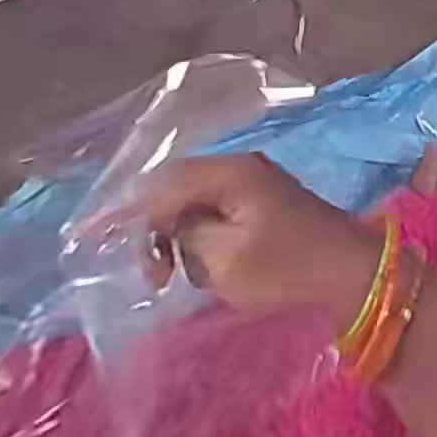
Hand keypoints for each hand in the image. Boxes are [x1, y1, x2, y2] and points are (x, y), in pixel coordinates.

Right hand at [91, 153, 378, 327]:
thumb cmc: (284, 265)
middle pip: (177, 185)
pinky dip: (202, 232)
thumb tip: (165, 218)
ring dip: (181, 232)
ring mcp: (254, 177)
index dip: (126, 210)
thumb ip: (184, 231)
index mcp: (230, 171)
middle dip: (156, 226)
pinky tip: (208, 260)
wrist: (345, 267)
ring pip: (195, 197)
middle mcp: (240, 164)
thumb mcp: (222, 258)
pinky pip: (216, 206)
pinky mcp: (261, 196)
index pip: (163, 183)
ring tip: (186, 271)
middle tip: (155, 272)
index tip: (91, 236)